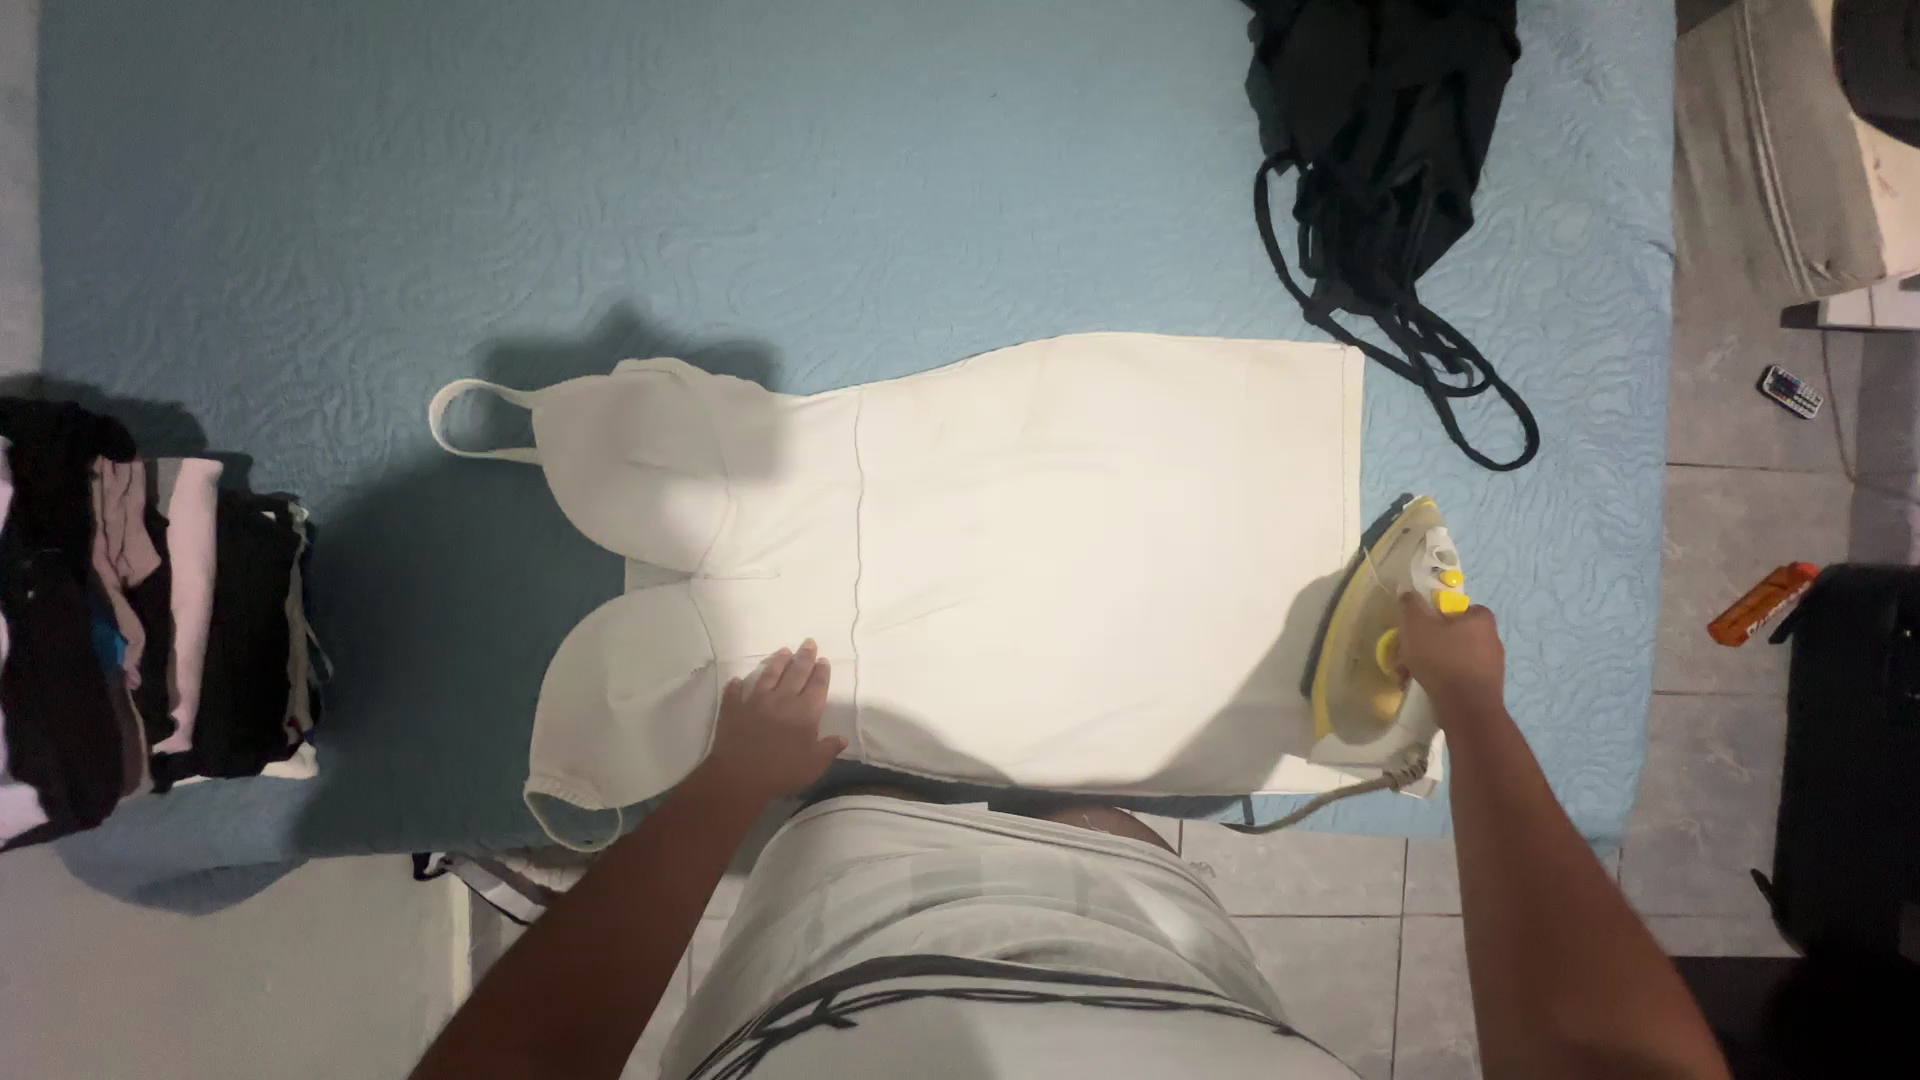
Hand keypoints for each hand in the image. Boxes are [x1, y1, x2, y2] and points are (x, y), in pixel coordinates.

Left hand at [698, 638, 846, 802]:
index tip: (823, 660)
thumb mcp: (814, 765)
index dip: (821, 672)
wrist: (740, 776)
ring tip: (784, 651)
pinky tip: (737, 680)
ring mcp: (756, 702)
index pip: (817, 686)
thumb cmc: (783, 772)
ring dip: (777, 662)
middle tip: (808, 642)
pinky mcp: (734, 710)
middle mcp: (782, 700)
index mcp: (805, 712)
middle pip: (796, 673)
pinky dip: (736, 686)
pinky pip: (734, 694)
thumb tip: (842, 738)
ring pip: (769, 675)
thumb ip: (829, 748)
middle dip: (804, 657)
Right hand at [1397, 592, 1505, 721]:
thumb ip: (1410, 604)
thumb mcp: (1416, 625)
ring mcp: (1492, 666)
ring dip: (1430, 662)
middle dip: (1428, 643)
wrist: (1466, 706)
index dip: (1442, 613)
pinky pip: (1458, 676)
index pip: (1465, 608)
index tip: (1423, 623)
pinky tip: (1422, 686)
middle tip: (1408, 652)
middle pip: (1454, 634)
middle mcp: (1492, 640)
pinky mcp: (1486, 687)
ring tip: (1408, 674)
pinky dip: (1440, 678)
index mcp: (1481, 621)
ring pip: (1453, 657)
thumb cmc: (1441, 658)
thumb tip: (1407, 591)